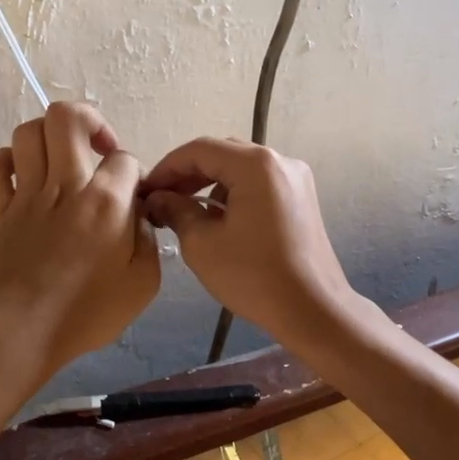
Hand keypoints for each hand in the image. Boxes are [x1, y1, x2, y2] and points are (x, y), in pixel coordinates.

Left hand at [0, 102, 159, 385]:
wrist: (20, 333)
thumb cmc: (86, 313)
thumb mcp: (143, 283)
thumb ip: (148, 239)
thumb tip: (138, 214)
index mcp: (106, 201)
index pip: (126, 159)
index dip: (135, 173)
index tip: (134, 200)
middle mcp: (65, 185)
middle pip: (66, 117)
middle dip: (90, 120)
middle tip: (100, 151)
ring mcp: (26, 195)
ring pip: (28, 133)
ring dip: (50, 138)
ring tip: (64, 161)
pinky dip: (6, 163)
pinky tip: (23, 177)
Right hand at [141, 137, 358, 337]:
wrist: (312, 309)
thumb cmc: (253, 276)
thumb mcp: (202, 244)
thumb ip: (176, 211)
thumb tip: (158, 198)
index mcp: (255, 165)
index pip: (199, 150)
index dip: (167, 168)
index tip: (146, 192)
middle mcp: (279, 161)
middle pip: (222, 154)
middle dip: (188, 175)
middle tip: (161, 200)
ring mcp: (295, 179)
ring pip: (241, 168)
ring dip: (210, 184)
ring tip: (186, 212)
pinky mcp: (302, 198)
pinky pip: (260, 184)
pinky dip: (235, 194)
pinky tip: (219, 221)